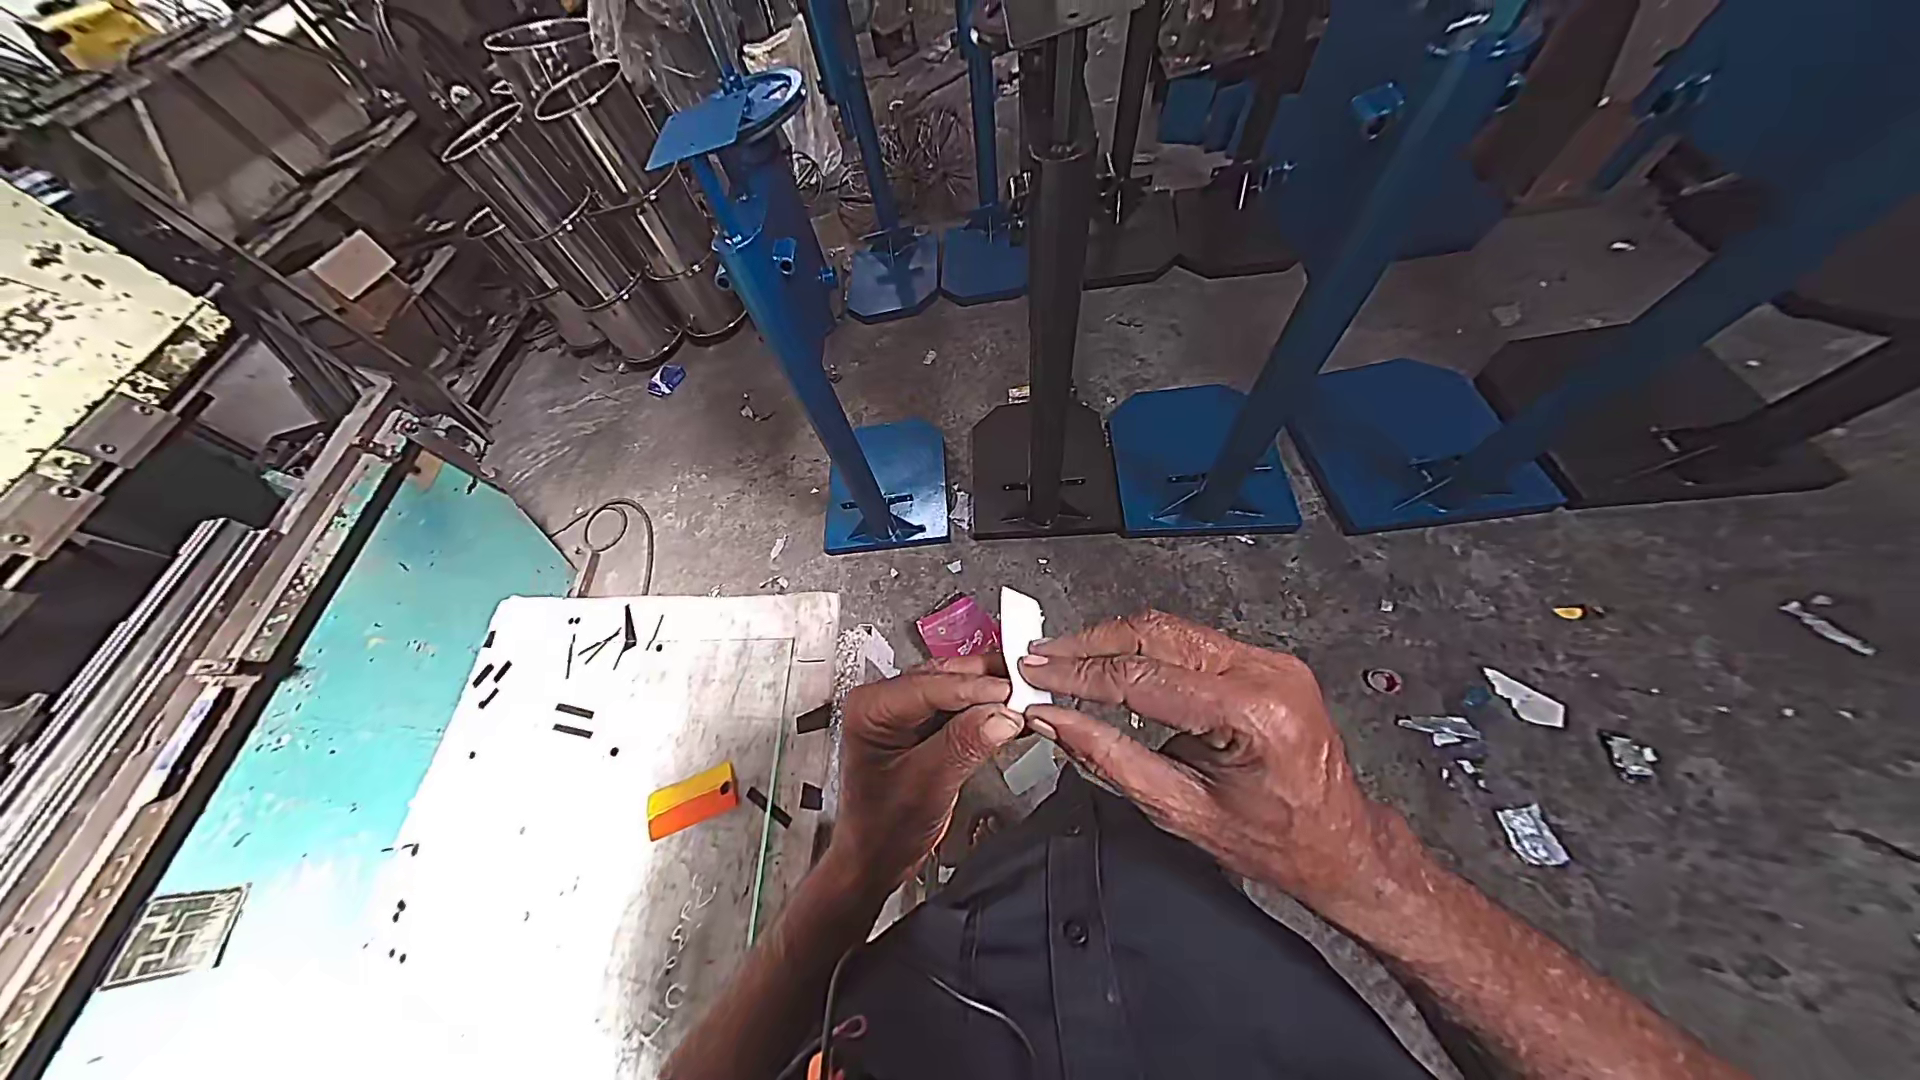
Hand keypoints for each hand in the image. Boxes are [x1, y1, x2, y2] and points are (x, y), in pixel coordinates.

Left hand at [830, 656, 1021, 893]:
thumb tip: (1000, 715)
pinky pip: (963, 708)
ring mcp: (908, 711)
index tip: (1009, 692)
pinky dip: (990, 711)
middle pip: (946, 678)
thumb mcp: (925, 787)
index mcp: (870, 708)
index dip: (974, 687)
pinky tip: (1014, 714)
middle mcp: (886, 701)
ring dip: (994, 694)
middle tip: (1027, 687)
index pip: (929, 684)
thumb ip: (962, 746)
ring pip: (958, 688)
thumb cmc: (879, 830)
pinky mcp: (927, 724)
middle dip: (988, 683)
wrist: (876, 861)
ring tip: (1026, 698)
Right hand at [1018, 611, 1387, 910]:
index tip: (1038, 674)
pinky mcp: (1258, 659)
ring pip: (1165, 627)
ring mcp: (1265, 659)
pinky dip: (1138, 646)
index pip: (1142, 677)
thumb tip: (1058, 721)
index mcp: (1254, 714)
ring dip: (1108, 640)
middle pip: (1152, 633)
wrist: (1342, 845)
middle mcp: (1265, 672)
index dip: (1078, 675)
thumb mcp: (1181, 810)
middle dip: (1087, 644)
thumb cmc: (1280, 842)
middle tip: (1041, 657)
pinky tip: (1108, 658)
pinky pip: (1184, 638)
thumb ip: (1110, 757)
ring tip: (1064, 656)